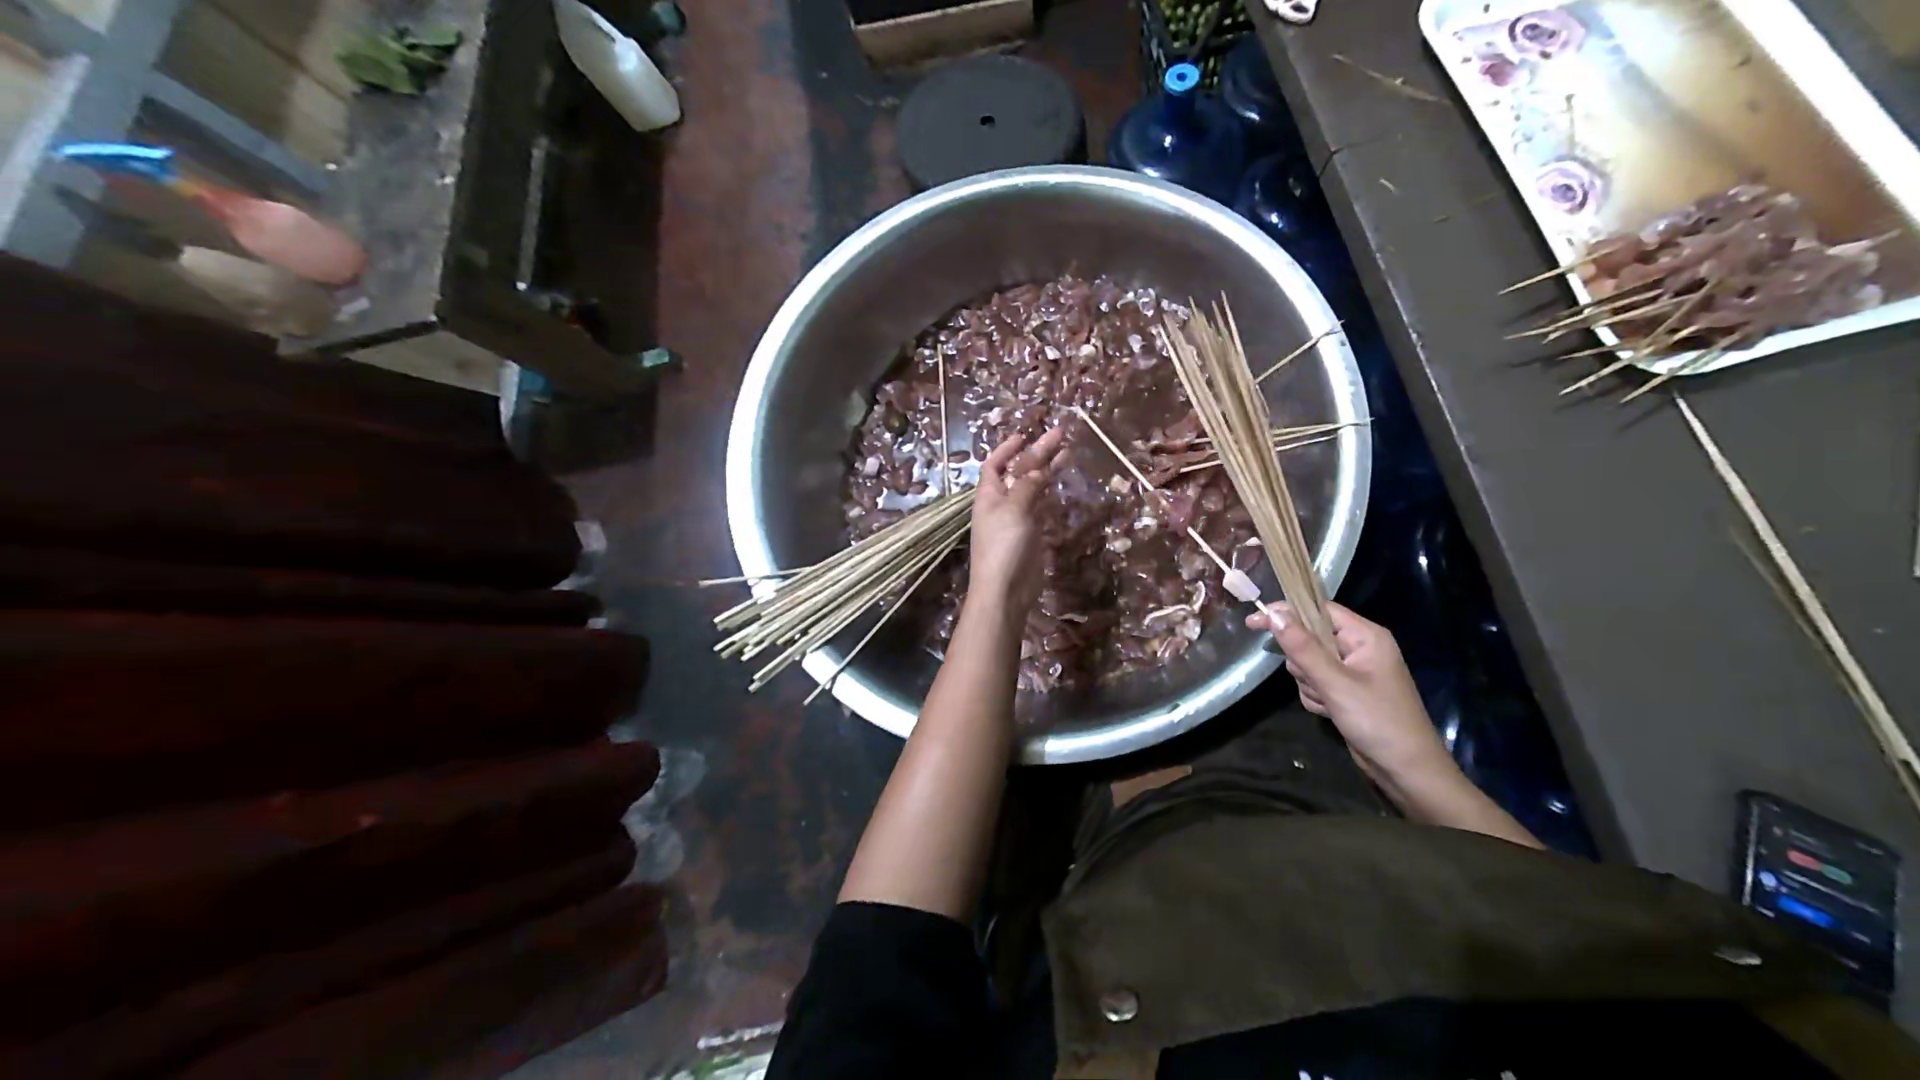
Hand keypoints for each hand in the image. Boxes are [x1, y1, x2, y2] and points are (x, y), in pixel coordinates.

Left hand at [968, 427, 1065, 612]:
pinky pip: (1042, 507)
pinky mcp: (1032, 534)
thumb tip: (1038, 469)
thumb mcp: (1013, 509)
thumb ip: (1027, 486)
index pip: (995, 464)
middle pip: (1020, 472)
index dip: (1007, 448)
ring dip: (1048, 471)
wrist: (1006, 590)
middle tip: (1060, 435)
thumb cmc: (1003, 546)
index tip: (1025, 435)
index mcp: (989, 495)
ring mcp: (1018, 519)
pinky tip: (1063, 483)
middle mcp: (1001, 504)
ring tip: (1068, 452)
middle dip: (1037, 454)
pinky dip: (1052, 493)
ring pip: (1034, 488)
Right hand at [1246, 602, 1453, 783]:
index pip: (1318, 609)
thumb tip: (1273, 613)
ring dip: (1309, 683)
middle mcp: (1358, 648)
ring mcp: (1352, 671)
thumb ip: (1302, 647)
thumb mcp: (1335, 682)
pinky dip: (1315, 696)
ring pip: (1307, 663)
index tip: (1254, 621)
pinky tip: (1329, 711)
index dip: (1286, 612)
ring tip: (1329, 702)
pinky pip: (1314, 682)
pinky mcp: (1345, 691)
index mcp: (1365, 636)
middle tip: (1315, 680)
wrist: (1406, 769)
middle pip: (1308, 637)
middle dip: (1303, 661)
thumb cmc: (1377, 719)